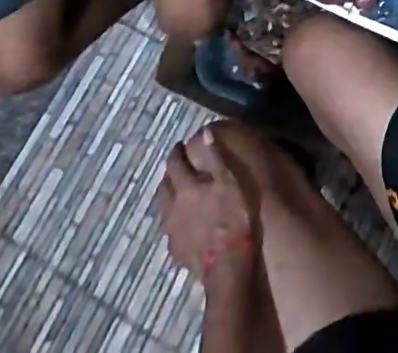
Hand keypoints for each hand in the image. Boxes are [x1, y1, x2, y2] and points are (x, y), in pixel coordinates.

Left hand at [154, 125, 260, 279]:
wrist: (228, 265)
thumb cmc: (234, 218)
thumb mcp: (231, 182)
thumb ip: (217, 157)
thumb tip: (205, 132)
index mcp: (186, 188)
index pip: (174, 164)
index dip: (176, 152)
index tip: (180, 145)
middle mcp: (172, 208)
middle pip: (164, 186)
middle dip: (170, 174)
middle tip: (180, 168)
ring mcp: (171, 231)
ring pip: (163, 208)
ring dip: (169, 196)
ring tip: (180, 194)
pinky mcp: (175, 250)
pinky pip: (170, 229)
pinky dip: (176, 219)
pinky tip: (186, 223)